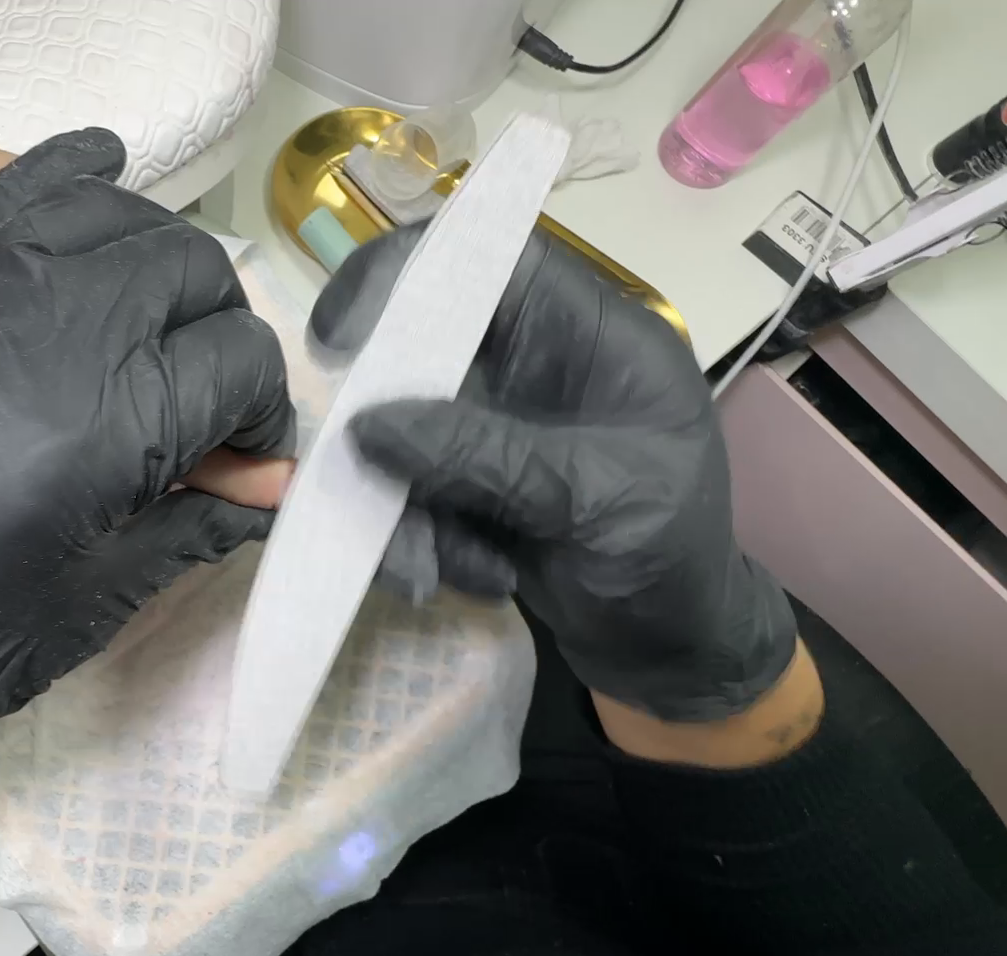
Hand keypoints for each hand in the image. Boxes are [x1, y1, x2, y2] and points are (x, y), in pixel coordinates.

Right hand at [325, 222, 795, 721]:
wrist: (662, 644)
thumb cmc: (667, 556)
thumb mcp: (595, 495)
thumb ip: (486, 454)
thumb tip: (365, 424)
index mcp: (582, 335)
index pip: (488, 260)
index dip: (405, 273)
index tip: (339, 336)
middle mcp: (521, 368)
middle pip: (417, 354)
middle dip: (383, 426)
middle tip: (361, 477)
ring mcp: (482, 427)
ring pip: (394, 438)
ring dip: (402, 509)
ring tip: (440, 568)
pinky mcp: (454, 481)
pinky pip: (399, 491)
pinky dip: (416, 540)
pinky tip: (472, 575)